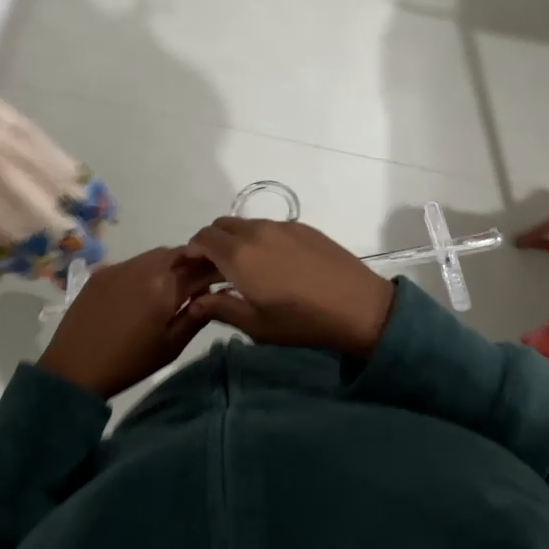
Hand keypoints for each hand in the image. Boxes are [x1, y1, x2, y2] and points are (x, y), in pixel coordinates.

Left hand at [36, 247, 217, 398]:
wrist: (74, 369)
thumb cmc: (129, 363)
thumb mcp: (171, 347)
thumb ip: (197, 316)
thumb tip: (217, 294)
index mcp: (165, 286)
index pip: (201, 266)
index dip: (217, 269)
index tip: (226, 277)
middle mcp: (145, 267)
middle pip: (180, 253)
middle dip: (194, 263)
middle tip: (199, 283)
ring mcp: (121, 266)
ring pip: (156, 255)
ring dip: (171, 264)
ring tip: (171, 287)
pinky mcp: (102, 272)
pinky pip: (133, 262)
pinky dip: (146, 270)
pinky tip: (141, 292)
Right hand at [181, 218, 394, 356]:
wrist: (357, 306)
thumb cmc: (301, 321)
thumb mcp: (256, 325)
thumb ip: (220, 308)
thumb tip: (193, 303)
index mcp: (240, 255)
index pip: (203, 238)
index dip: (192, 250)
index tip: (191, 269)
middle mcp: (257, 231)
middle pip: (222, 225)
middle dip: (211, 242)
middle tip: (214, 269)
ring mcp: (282, 226)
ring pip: (246, 224)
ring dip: (236, 239)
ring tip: (244, 268)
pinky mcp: (303, 227)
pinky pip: (270, 226)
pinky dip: (259, 238)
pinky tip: (273, 263)